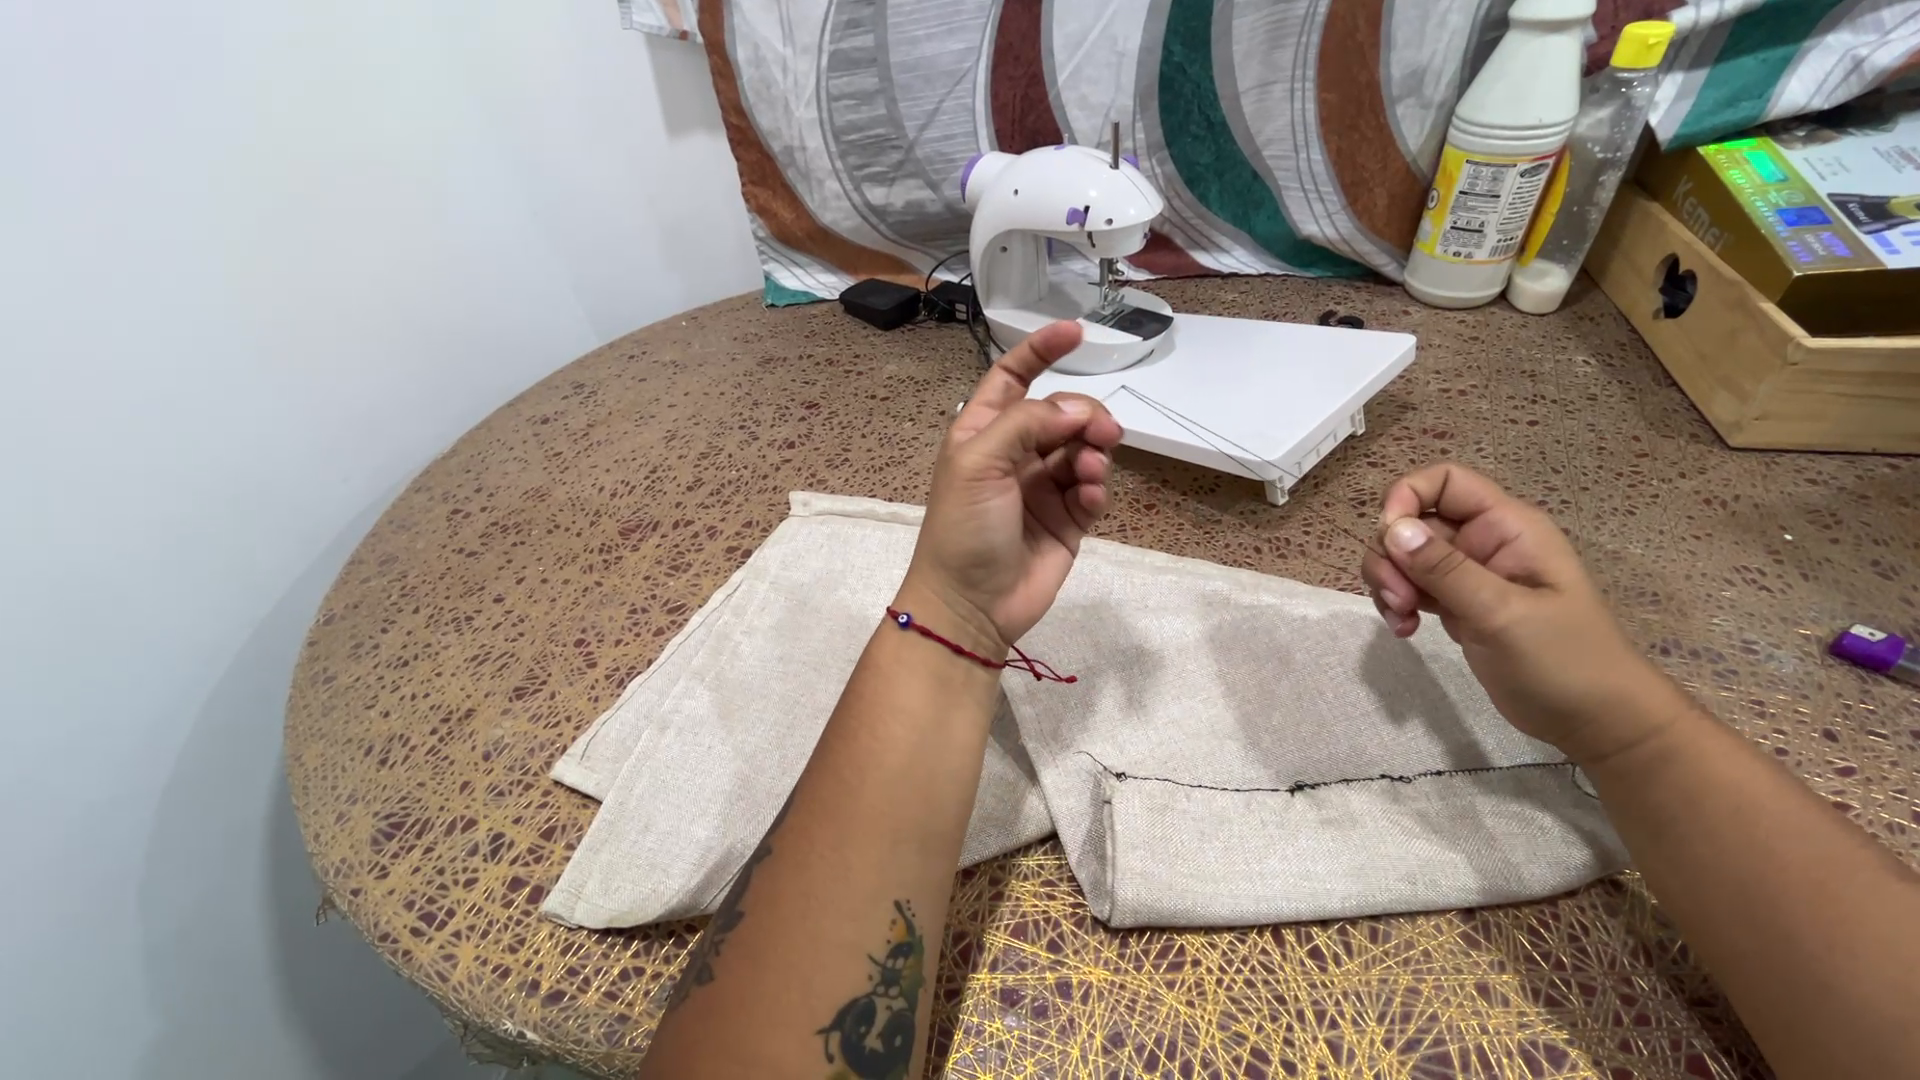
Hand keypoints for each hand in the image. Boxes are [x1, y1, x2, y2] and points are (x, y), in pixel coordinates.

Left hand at [901, 321, 1123, 654]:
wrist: (972, 603)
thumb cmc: (963, 528)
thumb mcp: (980, 464)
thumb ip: (1026, 423)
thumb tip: (1076, 408)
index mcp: (983, 432)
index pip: (1013, 376)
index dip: (1041, 351)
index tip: (1077, 332)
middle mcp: (1015, 454)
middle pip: (1062, 412)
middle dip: (1085, 414)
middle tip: (1099, 434)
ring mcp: (1043, 487)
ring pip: (1084, 448)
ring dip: (1094, 451)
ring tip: (1091, 471)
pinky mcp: (1068, 519)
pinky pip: (1093, 487)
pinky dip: (1097, 486)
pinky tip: (1089, 498)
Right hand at [1361, 463, 1687, 765]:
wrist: (1595, 721)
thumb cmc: (1565, 660)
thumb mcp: (1502, 612)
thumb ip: (1445, 569)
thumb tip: (1391, 528)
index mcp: (1507, 527)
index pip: (1444, 481)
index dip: (1406, 497)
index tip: (1388, 538)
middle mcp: (1483, 542)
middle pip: (1412, 521)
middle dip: (1391, 556)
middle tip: (1398, 599)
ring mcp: (1468, 575)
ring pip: (1403, 556)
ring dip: (1388, 582)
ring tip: (1401, 618)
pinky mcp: (1457, 605)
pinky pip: (1410, 587)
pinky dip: (1396, 604)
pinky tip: (1405, 630)